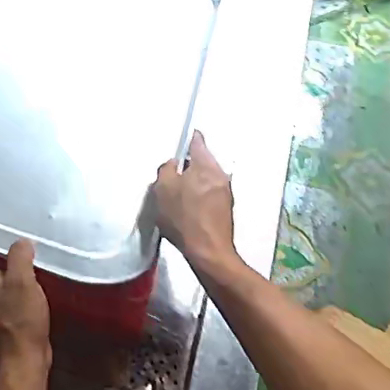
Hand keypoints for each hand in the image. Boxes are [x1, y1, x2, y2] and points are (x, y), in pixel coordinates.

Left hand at [0, 240, 51, 363]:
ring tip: (15, 243)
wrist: (25, 358)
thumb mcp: (22, 281)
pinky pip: (5, 285)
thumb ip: (19, 257)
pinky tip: (26, 271)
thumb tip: (21, 241)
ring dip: (0, 260)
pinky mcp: (3, 313)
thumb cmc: (20, 318)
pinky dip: (12, 275)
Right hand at [153, 132, 238, 278]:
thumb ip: (166, 170)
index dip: (186, 138)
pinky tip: (187, 208)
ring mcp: (226, 192)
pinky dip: (199, 196)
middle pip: (202, 160)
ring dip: (193, 182)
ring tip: (176, 194)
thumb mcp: (162, 189)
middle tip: (170, 175)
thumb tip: (174, 164)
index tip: (178, 141)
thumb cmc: (184, 218)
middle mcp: (220, 174)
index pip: (197, 141)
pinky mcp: (226, 208)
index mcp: (206, 164)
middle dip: (187, 165)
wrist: (208, 251)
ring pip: (206, 178)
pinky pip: (209, 193)